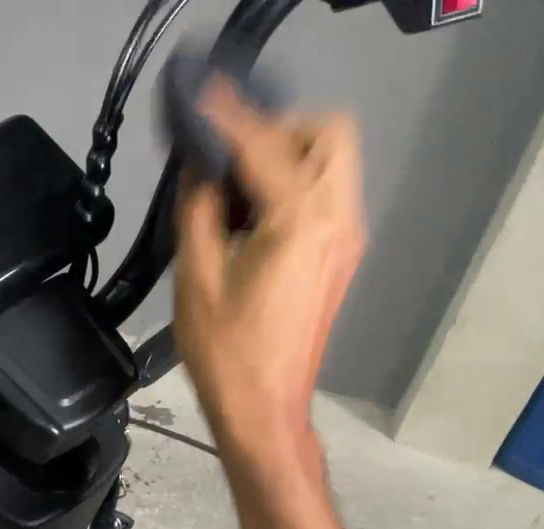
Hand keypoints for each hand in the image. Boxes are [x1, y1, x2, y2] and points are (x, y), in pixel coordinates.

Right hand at [173, 78, 365, 468]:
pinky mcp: (340, 257)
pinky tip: (252, 214)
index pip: (267, 145)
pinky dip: (294, 185)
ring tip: (236, 186)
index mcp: (301, 222)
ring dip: (288, 156)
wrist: (265, 411)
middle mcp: (338, 220)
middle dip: (279, 130)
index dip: (230, 119)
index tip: (203, 101)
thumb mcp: (196, 280)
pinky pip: (326, 195)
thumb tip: (199, 172)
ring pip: (333, 162)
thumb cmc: (226, 355)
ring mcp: (346, 239)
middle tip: (230, 156)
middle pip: (328, 134)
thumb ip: (199, 211)